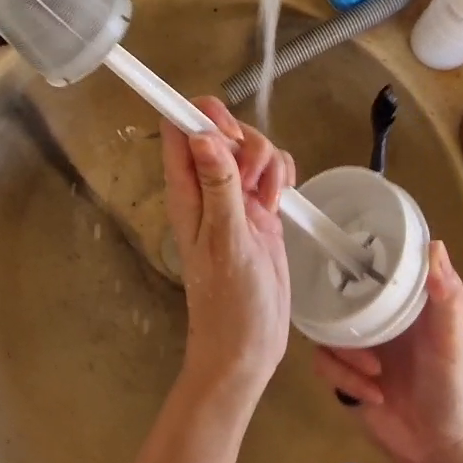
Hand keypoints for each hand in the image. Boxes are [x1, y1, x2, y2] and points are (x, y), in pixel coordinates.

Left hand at [161, 96, 295, 399]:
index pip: (180, 127)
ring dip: (268, 161)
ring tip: (270, 200)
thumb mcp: (225, 241)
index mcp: (186, 189)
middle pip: (222, 128)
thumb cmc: (229, 301)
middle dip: (246, 141)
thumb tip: (201, 135)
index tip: (229, 136)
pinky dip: (282, 175)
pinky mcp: (260, 207)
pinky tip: (283, 202)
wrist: (249, 346)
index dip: (203, 117)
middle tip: (253, 179)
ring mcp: (235, 195)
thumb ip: (218, 187)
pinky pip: (271, 169)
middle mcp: (208, 185)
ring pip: (251, 147)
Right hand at [314, 242, 462, 462]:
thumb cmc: (451, 387)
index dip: (356, 253)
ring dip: (346, 352)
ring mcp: (353, 343)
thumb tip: (435, 244)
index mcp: (397, 301)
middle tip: (349, 316)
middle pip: (335, 293)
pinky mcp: (341, 372)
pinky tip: (372, 395)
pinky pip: (323, 362)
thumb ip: (447, 297)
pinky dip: (345, 379)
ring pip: (324, 328)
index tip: (344, 243)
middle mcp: (371, 317)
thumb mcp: (452, 340)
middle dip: (338, 307)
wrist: (438, 448)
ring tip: (373, 370)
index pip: (369, 265)